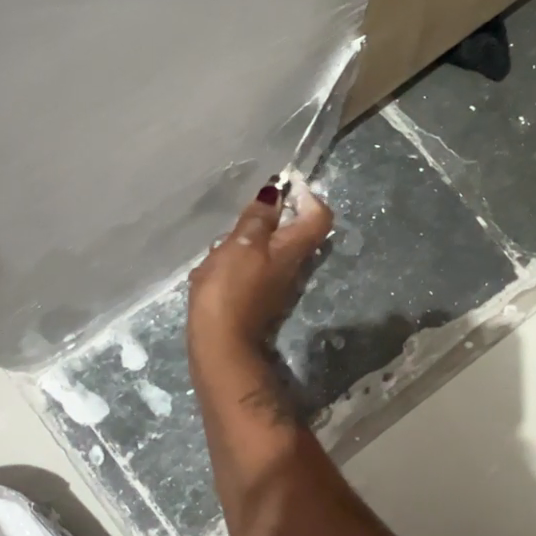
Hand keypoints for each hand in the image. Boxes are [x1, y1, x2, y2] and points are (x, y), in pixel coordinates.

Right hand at [188, 179, 333, 359]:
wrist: (222, 346)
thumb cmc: (231, 290)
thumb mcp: (242, 245)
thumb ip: (259, 218)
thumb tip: (276, 193)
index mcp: (295, 248)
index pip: (320, 215)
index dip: (305, 196)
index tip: (279, 189)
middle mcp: (295, 266)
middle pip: (294, 232)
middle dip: (269, 219)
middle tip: (243, 217)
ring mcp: (279, 285)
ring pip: (271, 251)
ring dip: (248, 242)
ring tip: (221, 245)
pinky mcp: (261, 300)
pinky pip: (255, 271)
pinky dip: (239, 264)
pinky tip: (215, 268)